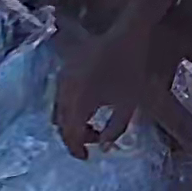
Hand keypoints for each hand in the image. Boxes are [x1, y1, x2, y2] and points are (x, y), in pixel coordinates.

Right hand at [53, 32, 147, 157]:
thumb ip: (115, 128)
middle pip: (61, 122)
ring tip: (94, 125)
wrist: (128, 33)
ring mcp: (64, 76)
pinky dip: (71, 107)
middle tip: (94, 140)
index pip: (69, 133)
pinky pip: (62, 94)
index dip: (76, 149)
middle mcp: (65, 89)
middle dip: (75, 136)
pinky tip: (89, 107)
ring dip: (72, 121)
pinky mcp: (67, 67)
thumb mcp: (129, 103)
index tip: (87, 158)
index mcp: (79, 100)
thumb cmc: (132, 68)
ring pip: (59, 109)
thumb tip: (103, 146)